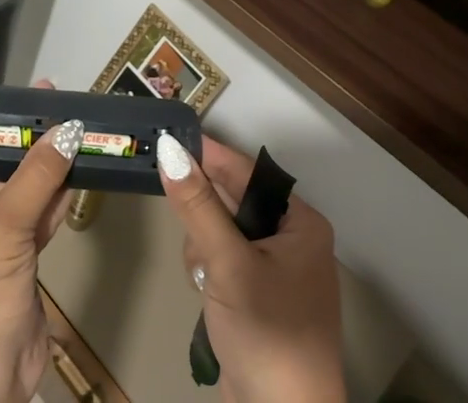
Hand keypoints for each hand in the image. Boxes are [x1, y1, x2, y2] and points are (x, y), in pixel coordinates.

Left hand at [0, 81, 79, 402]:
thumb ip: (36, 177)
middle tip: (54, 100)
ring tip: (75, 127)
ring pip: (15, 187)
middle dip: (21, 138)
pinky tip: (79, 171)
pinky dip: (55, 198)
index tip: (11, 90)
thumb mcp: (3, 231)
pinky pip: (34, 215)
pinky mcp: (13, 256)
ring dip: (44, 165)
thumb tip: (69, 128)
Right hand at [157, 133, 345, 402]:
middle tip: (186, 227)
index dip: (207, 154)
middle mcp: (293, 239)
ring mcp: (277, 271)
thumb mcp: (228, 263)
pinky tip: (207, 293)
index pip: (246, 172)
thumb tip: (169, 150)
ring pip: (220, 233)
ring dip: (203, 250)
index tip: (167, 136)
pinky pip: (223, 261)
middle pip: (232, 202)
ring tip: (205, 280)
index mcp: (300, 223)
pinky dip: (208, 271)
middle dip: (204, 220)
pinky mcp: (259, 296)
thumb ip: (197, 205)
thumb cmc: (267, 332)